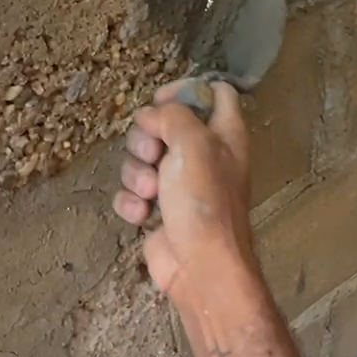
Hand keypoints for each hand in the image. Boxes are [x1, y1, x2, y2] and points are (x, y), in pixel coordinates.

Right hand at [112, 79, 256, 303]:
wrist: (199, 266)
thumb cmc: (204, 202)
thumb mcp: (194, 144)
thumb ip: (173, 116)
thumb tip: (150, 116)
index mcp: (224, 134)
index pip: (215, 93)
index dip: (186, 89)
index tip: (161, 100)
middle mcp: (203, 155)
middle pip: (164, 125)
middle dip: (146, 137)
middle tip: (153, 153)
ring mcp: (178, 184)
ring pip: (141, 159)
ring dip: (137, 174)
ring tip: (150, 193)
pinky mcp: (158, 210)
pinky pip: (132, 192)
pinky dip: (132, 202)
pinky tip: (142, 215)